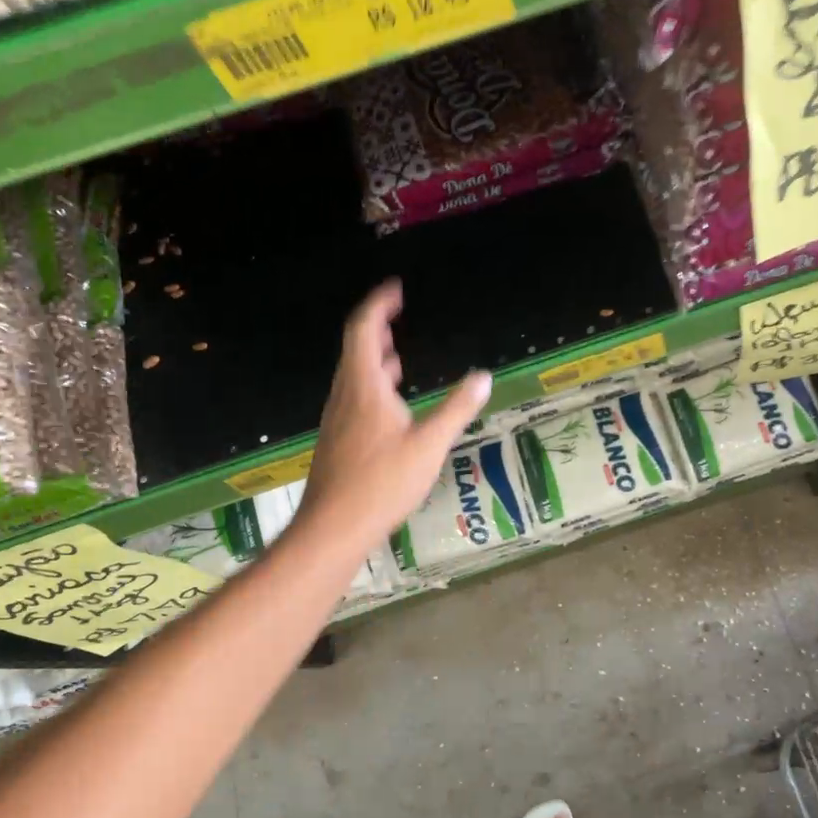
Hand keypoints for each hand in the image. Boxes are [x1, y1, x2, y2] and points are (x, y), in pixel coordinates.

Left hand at [297, 280, 491, 540]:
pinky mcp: (337, 440)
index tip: (396, 290)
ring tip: (400, 354)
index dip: (379, 306)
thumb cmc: (383, 482)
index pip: (364, 331)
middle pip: (355, 349)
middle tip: (400, 316)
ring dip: (375, 359)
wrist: (334, 527)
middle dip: (378, 328)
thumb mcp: (430, 444)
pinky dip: (373, 385)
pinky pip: (354, 397)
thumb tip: (484, 376)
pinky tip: (392, 405)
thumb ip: (457, 408)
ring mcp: (337, 418)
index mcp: (364, 387)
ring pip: (353, 375)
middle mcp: (345, 395)